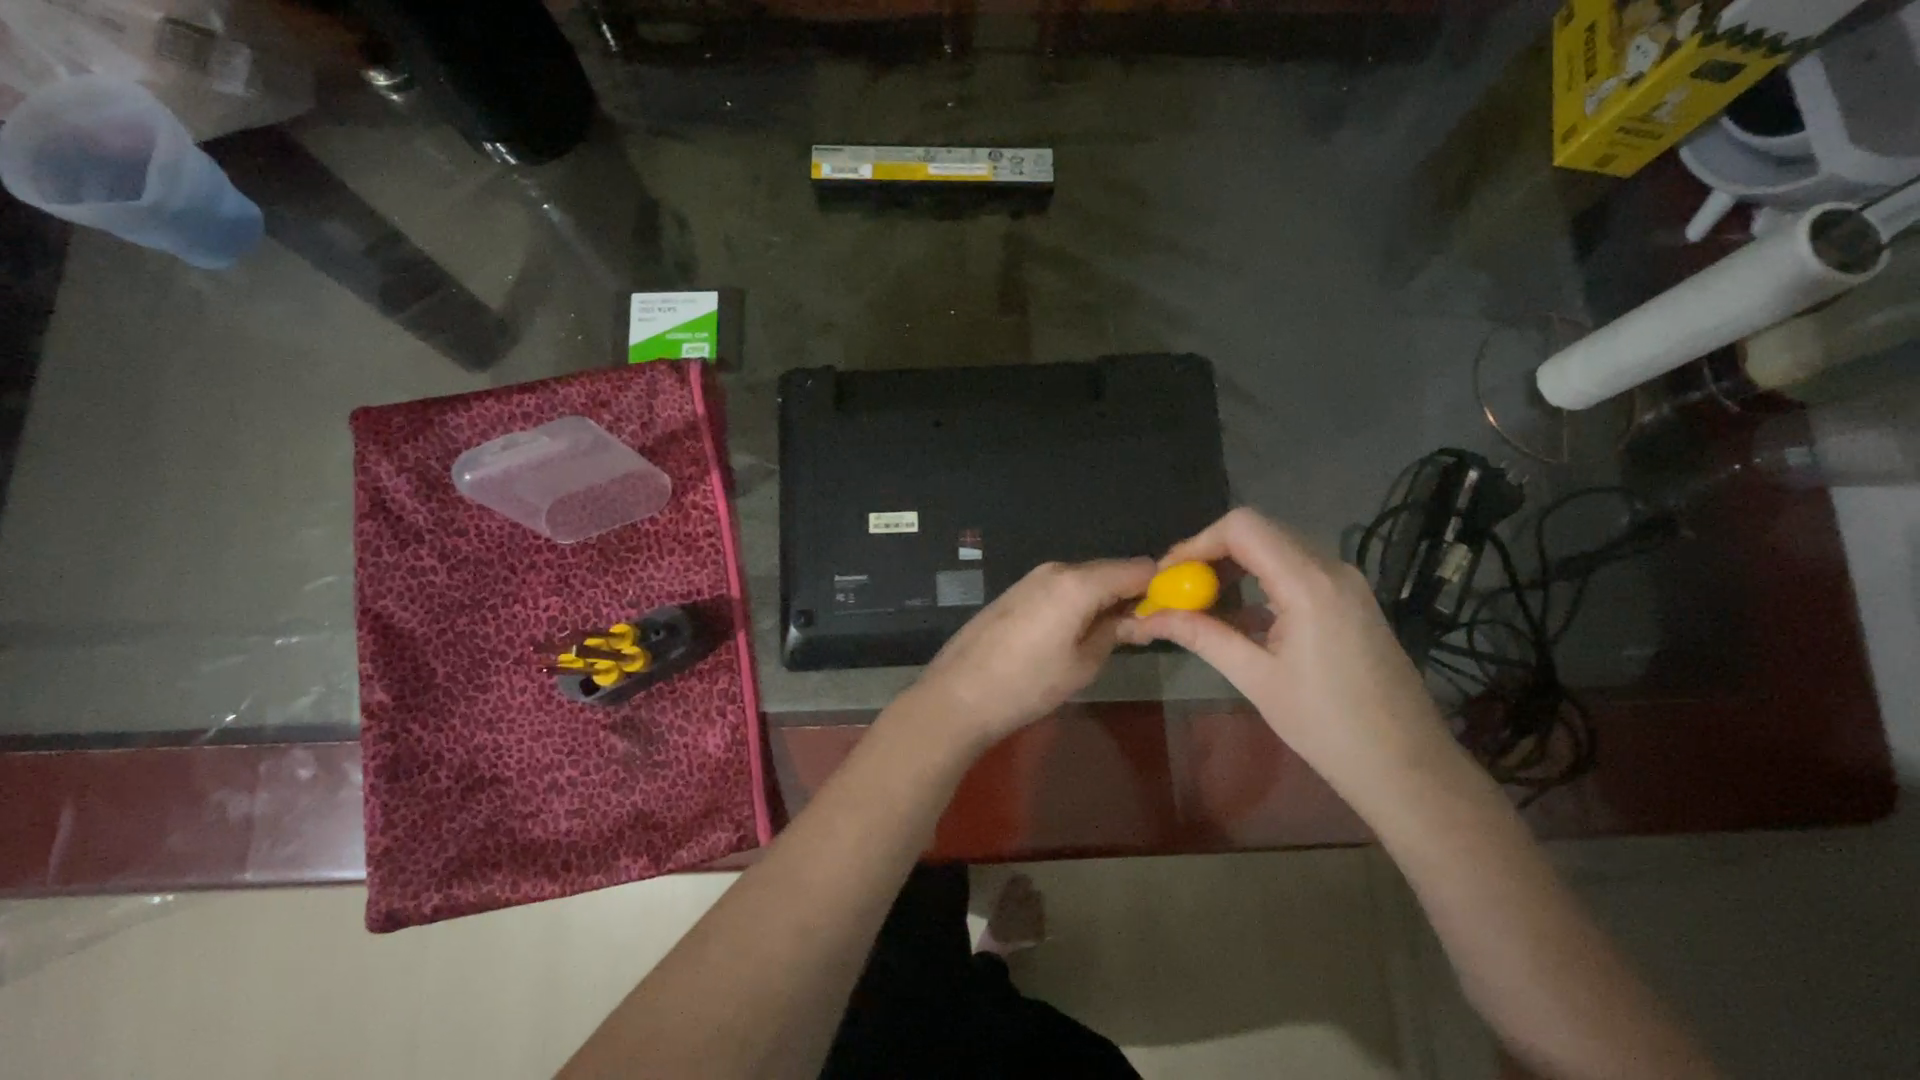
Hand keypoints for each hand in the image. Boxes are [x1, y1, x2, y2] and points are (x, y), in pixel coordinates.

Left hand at [905, 558, 1156, 750]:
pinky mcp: (1016, 592)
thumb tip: (1138, 618)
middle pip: (1109, 571)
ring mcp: (1032, 578)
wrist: (958, 695)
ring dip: (1103, 600)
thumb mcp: (1083, 665)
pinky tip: (1075, 633)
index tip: (1176, 608)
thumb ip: (1115, 632)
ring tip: (1110, 636)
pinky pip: (1060, 589)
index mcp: (1078, 583)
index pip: (1138, 568)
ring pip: (1084, 580)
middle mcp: (1056, 569)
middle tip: (1145, 628)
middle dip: (1131, 594)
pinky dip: (1078, 603)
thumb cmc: (1026, 685)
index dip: (1161, 585)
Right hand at [1115, 508, 1452, 794]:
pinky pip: (1298, 573)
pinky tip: (1238, 617)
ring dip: (1235, 569)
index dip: (1196, 543)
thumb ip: (1203, 636)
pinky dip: (1261, 584)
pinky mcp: (1352, 600)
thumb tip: (1148, 618)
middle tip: (1175, 591)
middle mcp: (1332, 569)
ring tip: (1198, 604)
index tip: (1166, 576)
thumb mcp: (1256, 679)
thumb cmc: (1326, 726)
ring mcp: (1347, 583)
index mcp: (1309, 584)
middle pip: (1259, 533)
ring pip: (1278, 551)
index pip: (1242, 527)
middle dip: (1210, 555)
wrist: (1405, 764)